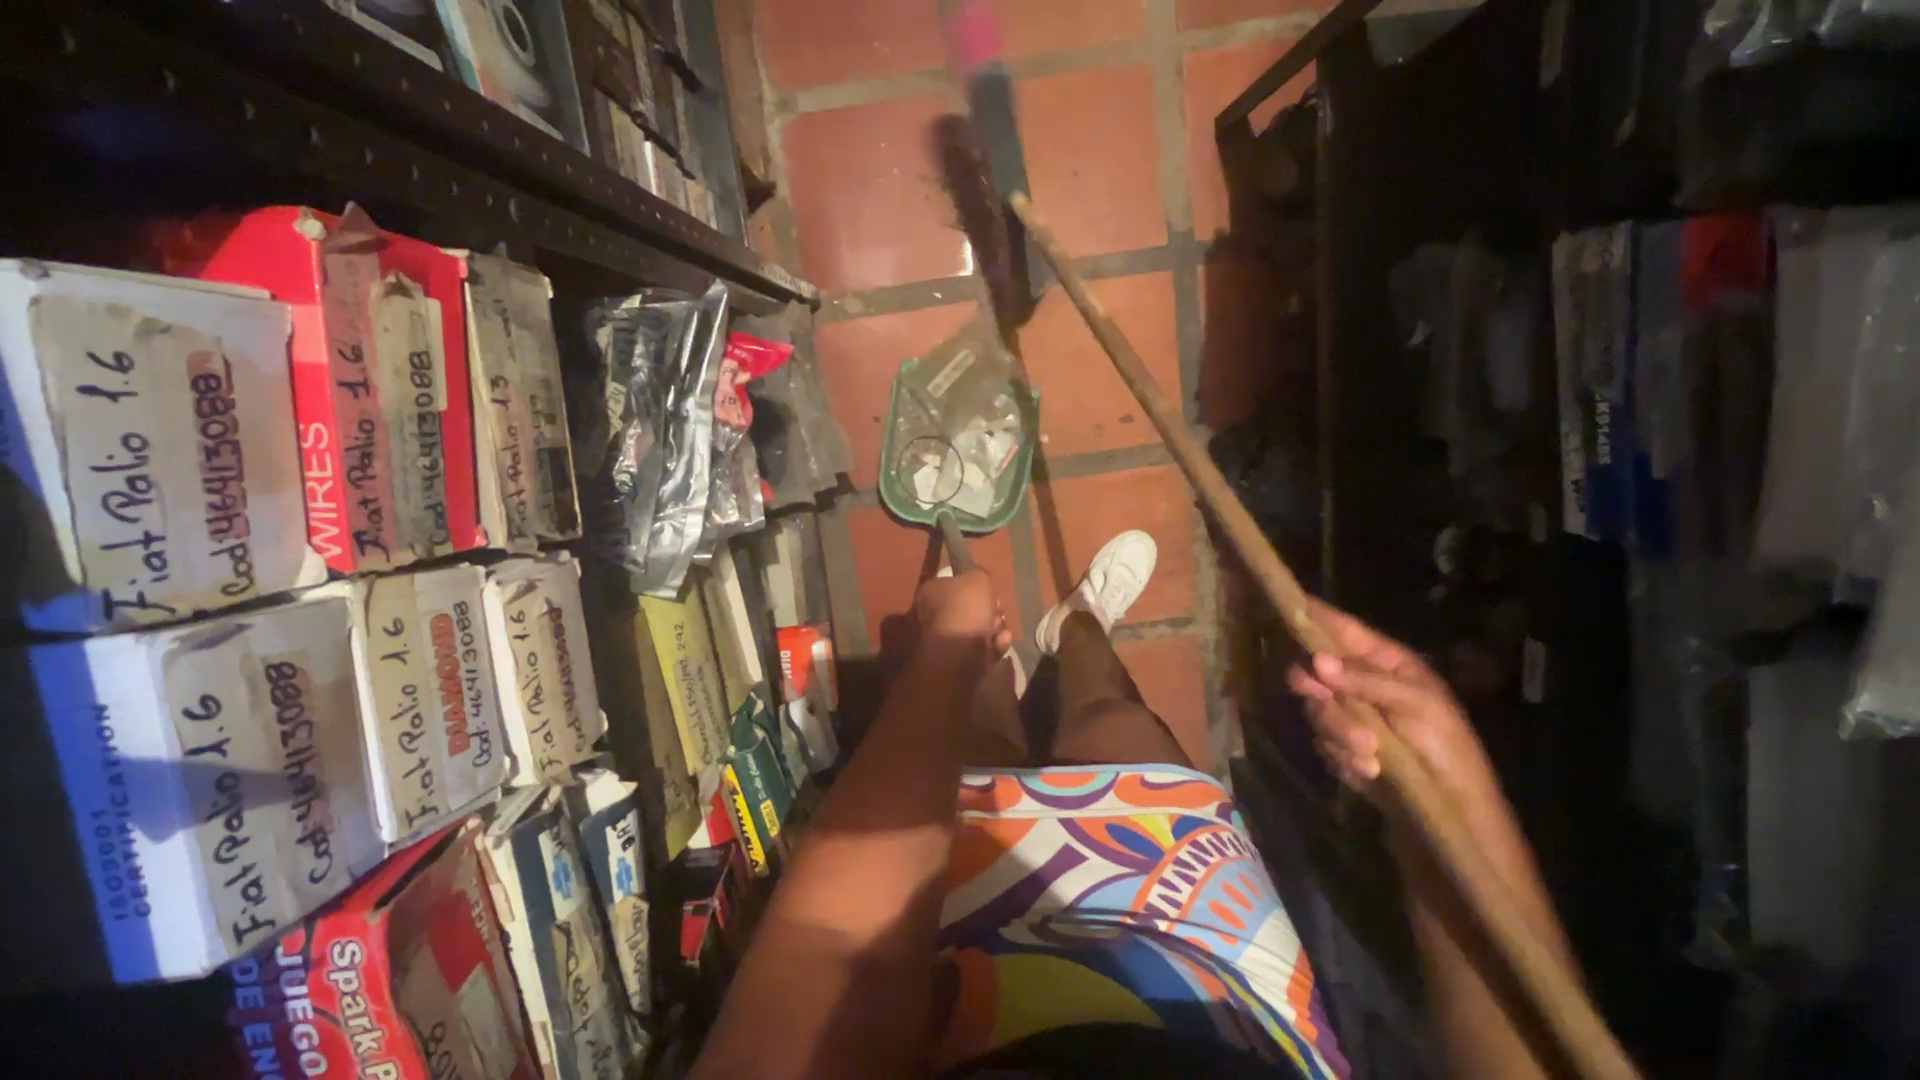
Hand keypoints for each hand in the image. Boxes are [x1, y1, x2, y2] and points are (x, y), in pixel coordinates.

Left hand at [913, 569, 1013, 654]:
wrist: (958, 657)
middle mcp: (931, 615)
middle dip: (988, 610)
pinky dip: (993, 647)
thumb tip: (978, 580)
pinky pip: (980, 650)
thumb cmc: (964, 611)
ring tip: (1000, 632)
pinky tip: (1000, 644)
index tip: (990, 591)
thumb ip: (980, 575)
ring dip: (994, 629)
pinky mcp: (956, 663)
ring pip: (976, 630)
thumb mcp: (978, 579)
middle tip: (998, 612)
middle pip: (968, 609)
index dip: (975, 586)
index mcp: (930, 592)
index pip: (954, 583)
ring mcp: (942, 641)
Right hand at [1286, 600, 1499, 814]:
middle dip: (1323, 694)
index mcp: (1384, 662)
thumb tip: (1317, 661)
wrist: (1454, 807)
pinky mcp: (1341, 747)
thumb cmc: (1447, 744)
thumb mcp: (1416, 704)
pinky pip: (1323, 743)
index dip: (1315, 616)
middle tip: (1323, 697)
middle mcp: (1360, 682)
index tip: (1288, 605)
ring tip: (1372, 756)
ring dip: (1341, 734)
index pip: (1342, 630)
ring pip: (1318, 711)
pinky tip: (1371, 771)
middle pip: (1316, 673)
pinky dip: (1343, 757)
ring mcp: (1349, 715)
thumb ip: (1365, 681)